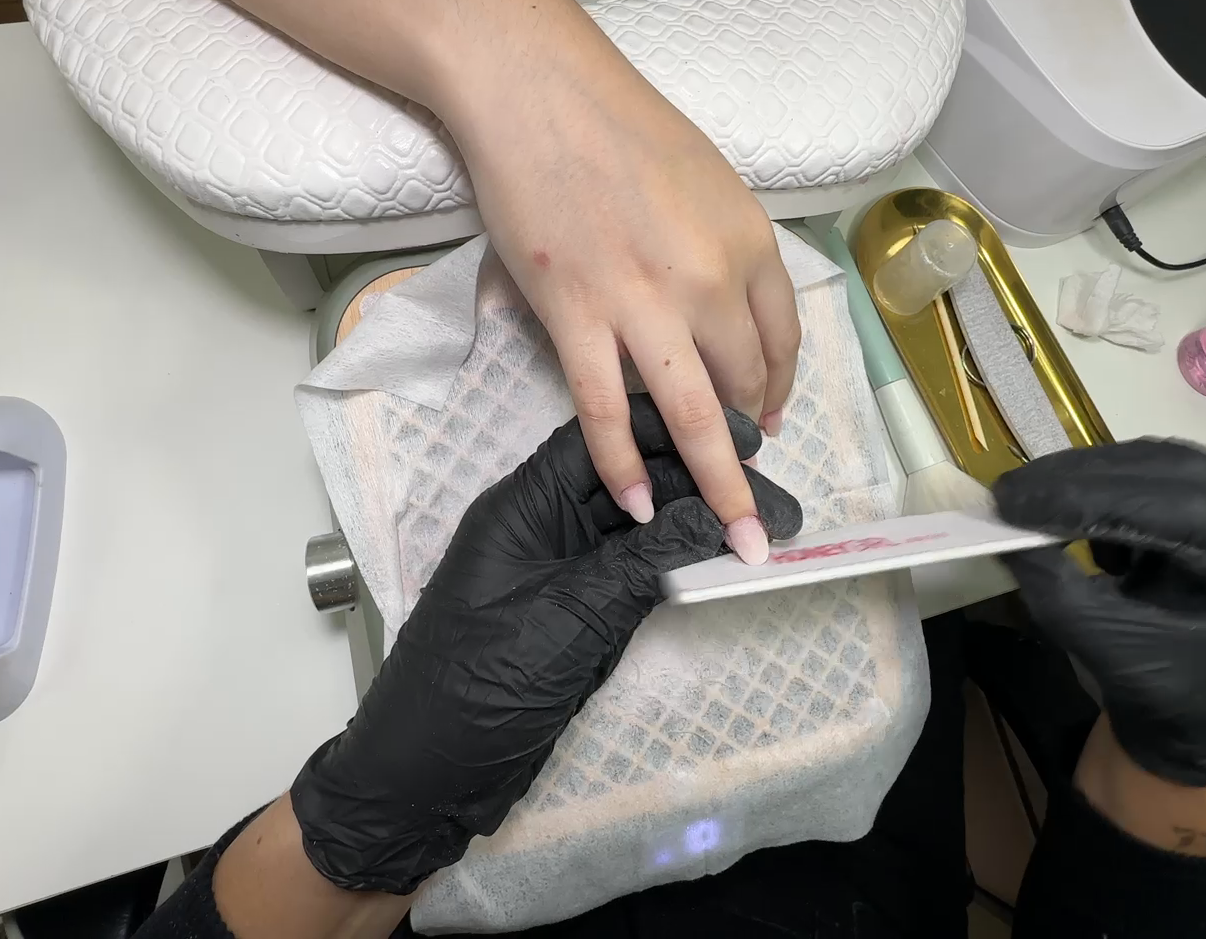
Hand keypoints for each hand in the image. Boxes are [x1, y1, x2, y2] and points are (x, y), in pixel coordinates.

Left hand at [289, 397, 802, 892]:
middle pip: (633, 480)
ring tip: (767, 528)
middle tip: (774, 498)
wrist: (431, 776)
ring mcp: (567, 564)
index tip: (740, 439)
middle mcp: (548, 521)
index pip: (604, 438)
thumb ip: (646, 559)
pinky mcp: (582, 603)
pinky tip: (724, 557)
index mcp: (525, 503)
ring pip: (642, 525)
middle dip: (700, 484)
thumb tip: (719, 514)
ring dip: (698, 524)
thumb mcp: (572, 614)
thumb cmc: (484, 684)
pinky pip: (639, 567)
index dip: (672, 430)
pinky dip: (680, 561)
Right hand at [450, 72, 797, 564]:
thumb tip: (726, 324)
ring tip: (735, 540)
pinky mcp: (576, 317)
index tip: (770, 420)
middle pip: (745, 385)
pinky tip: (637, 504)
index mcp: (749, 240)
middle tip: (752, 486)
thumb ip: (728, 254)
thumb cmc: (623, 127)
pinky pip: (606, 411)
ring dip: (717, 486)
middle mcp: (709, 279)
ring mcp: (643, 303)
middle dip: (752, 444)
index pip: (783, 340)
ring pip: (689, 415)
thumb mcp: (707, 183)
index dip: (780, 390)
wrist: (536, 90)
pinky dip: (623, 464)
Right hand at [992, 440, 1205, 786]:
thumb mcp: (1094, 637)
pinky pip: (1166, 468)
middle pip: (1180, 472)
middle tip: (1013, 489)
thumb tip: (1001, 521)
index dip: (1093, 498)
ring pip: (1169, 461)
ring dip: (1091, 474)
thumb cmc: (1160, 692)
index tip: (1015, 501)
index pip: (1188, 511)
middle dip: (1085, 478)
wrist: (1196, 716)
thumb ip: (1050, 577)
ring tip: (1031, 493)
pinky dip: (1109, 482)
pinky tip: (1072, 507)